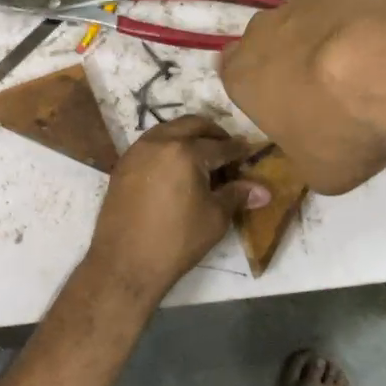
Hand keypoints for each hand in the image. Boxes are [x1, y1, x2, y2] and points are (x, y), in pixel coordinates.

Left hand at [86, 116, 271, 297]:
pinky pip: (149, 145)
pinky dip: (166, 148)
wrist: (125, 261)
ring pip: (167, 131)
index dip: (238, 150)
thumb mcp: (215, 218)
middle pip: (191, 125)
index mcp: (185, 151)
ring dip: (187, 137)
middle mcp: (158, 142)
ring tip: (202, 159)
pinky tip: (175, 169)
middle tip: (227, 149)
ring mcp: (136, 152)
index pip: (220, 145)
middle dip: (213, 133)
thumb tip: (263, 190)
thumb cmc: (176, 240)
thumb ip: (237, 195)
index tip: (250, 152)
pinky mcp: (121, 165)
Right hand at [220, 0, 385, 194]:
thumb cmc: (344, 127)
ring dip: (334, 40)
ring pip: (314, 20)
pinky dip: (371, 23)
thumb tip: (320, 152)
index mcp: (243, 75)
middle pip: (271, 42)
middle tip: (330, 90)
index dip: (261, 89)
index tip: (287, 106)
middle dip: (294, 60)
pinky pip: (356, 5)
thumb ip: (307, 156)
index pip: (233, 74)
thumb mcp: (322, 171)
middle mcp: (266, 29)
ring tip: (373, 69)